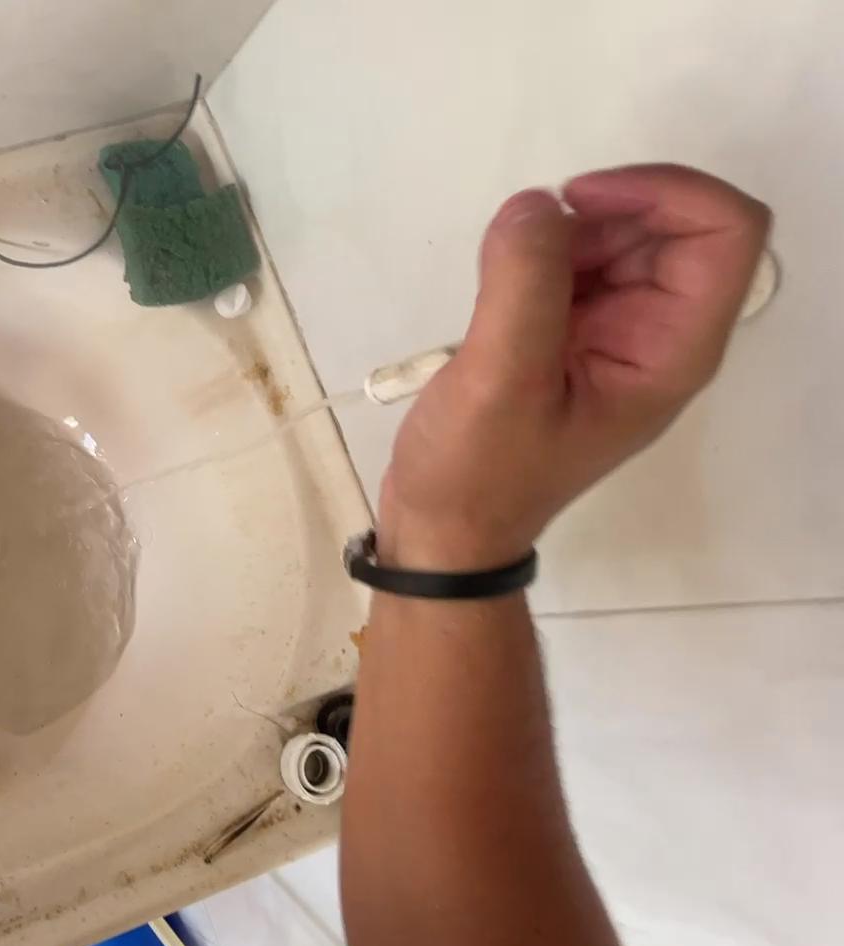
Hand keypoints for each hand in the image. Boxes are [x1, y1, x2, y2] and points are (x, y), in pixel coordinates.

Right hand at [379, 164, 770, 569]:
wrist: (442, 532)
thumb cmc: (477, 469)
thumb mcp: (499, 378)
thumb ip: (520, 286)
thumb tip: (530, 206)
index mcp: (669, 352)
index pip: (722, 233)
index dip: (661, 194)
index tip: (568, 199)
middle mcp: (653, 342)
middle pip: (670, 238)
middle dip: (598, 222)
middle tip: (514, 248)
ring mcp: (604, 350)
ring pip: (615, 258)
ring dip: (559, 246)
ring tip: (492, 280)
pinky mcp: (557, 356)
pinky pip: (567, 288)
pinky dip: (531, 274)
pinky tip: (488, 299)